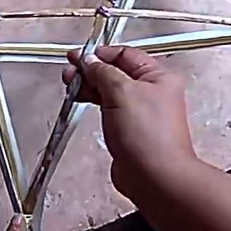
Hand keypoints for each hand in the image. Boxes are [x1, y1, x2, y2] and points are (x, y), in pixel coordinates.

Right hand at [65, 45, 202, 195]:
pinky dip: (97, 103)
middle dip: (92, 70)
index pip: (126, 55)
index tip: (79, 57)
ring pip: (113, 91)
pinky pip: (112, 109)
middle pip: (118, 72)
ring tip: (71, 86)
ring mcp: (144, 112)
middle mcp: (154, 92)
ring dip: (91, 86)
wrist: (154, 176)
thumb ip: (103, 72)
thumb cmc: (148, 136)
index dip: (101, 54)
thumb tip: (90, 61)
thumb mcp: (121, 92)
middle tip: (70, 72)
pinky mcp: (133, 130)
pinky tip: (83, 101)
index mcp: (160, 77)